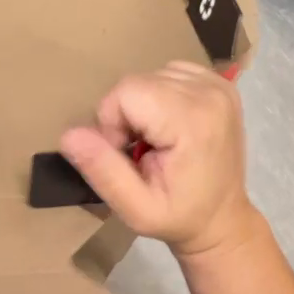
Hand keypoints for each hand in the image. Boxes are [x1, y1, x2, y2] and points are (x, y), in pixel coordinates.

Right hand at [58, 61, 261, 255]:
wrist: (223, 219)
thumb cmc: (179, 218)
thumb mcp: (135, 209)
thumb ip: (103, 170)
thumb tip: (69, 135)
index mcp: (193, 122)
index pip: (125, 92)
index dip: (112, 123)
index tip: (127, 155)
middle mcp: (210, 94)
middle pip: (136, 82)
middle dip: (125, 115)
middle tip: (141, 152)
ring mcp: (218, 85)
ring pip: (150, 76)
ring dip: (142, 106)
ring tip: (156, 141)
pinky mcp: (220, 84)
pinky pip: (169, 74)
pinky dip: (160, 97)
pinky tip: (170, 126)